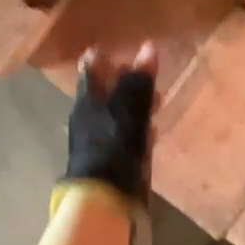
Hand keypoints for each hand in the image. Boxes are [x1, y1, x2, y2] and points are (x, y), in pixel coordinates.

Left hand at [63, 42, 157, 203]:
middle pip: (105, 90)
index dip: (108, 57)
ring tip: (157, 103)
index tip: (129, 53)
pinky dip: (136, 130)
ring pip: (115, 113)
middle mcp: (87, 116)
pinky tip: (152, 133)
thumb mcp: (130, 109)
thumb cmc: (115, 146)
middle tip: (150, 77)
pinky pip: (122, 136)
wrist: (103, 198)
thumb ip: (139, 80)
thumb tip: (149, 47)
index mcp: (87, 99)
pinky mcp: (107, 160)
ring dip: (135, 106)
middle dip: (127, 82)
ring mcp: (95, 139)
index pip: (92, 67)